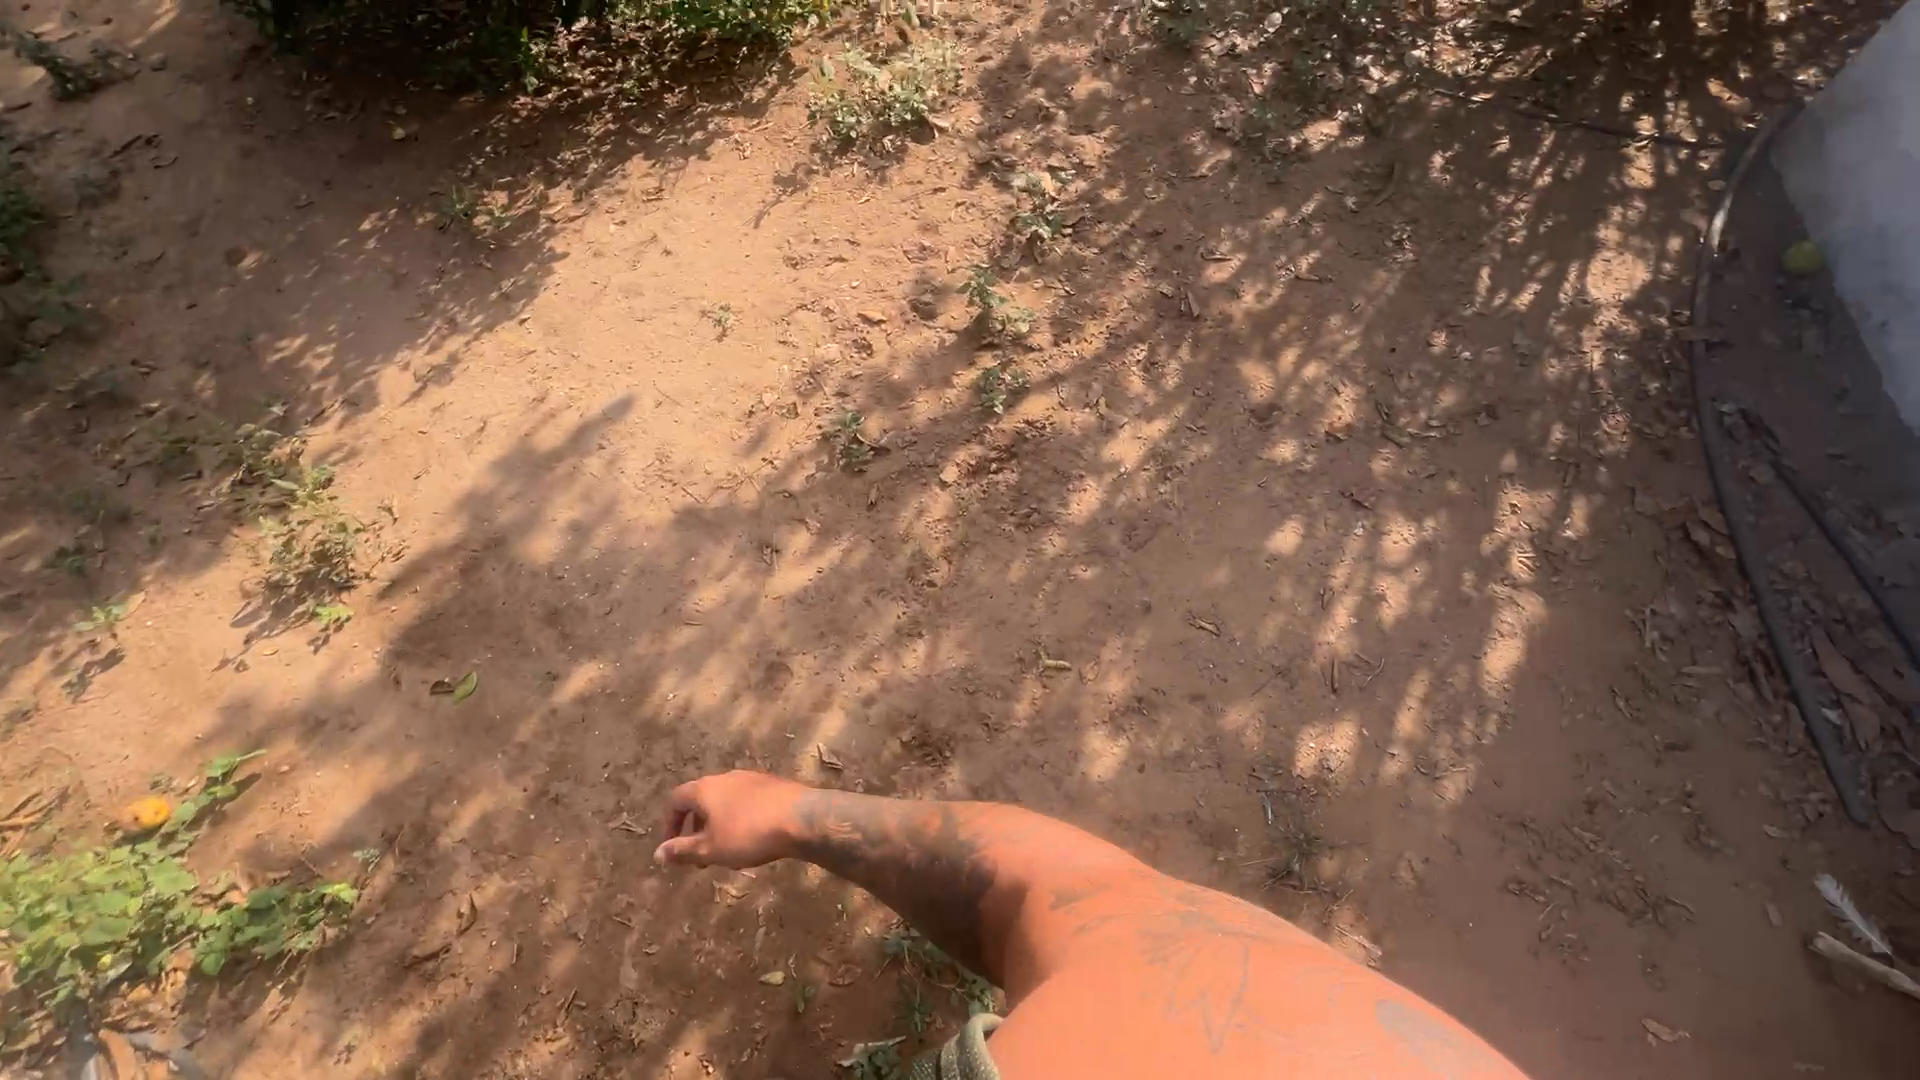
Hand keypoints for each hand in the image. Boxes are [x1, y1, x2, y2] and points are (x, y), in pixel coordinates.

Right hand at [654, 771, 808, 868]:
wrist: (801, 818)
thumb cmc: (749, 834)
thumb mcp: (711, 849)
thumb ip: (682, 850)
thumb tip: (657, 853)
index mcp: (706, 789)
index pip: (676, 800)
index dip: (669, 823)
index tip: (673, 847)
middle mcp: (727, 777)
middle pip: (702, 799)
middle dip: (697, 828)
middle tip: (700, 856)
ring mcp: (752, 778)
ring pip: (726, 801)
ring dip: (719, 825)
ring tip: (726, 852)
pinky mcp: (773, 785)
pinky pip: (747, 802)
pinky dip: (740, 819)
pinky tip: (752, 839)